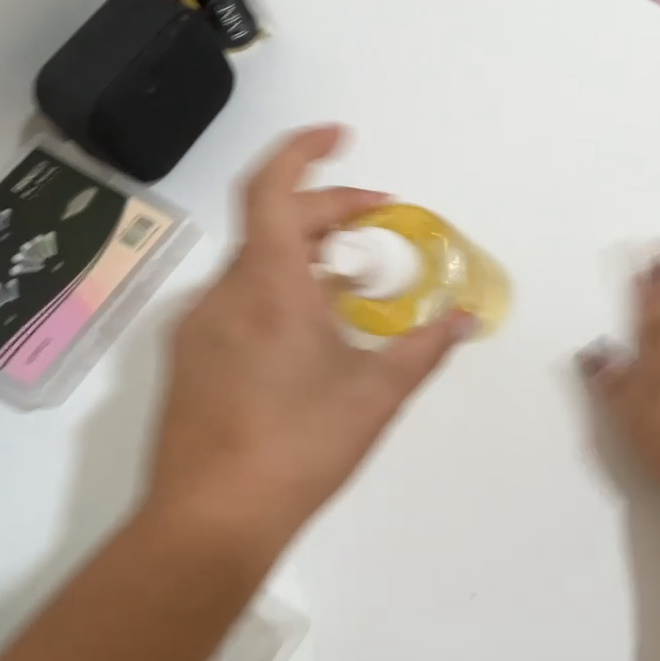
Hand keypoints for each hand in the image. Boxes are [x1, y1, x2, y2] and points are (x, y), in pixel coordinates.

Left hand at [146, 126, 471, 543]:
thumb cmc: (299, 446)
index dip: (305, 150)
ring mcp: (200, 329)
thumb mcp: (378, 394)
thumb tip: (467, 318)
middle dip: (331, 208)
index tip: (343, 136)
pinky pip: (241, 299)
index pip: (273, 189)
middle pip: (274, 223)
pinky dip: (283, 289)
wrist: (207, 524)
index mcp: (268, 287)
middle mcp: (224, 295)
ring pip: (257, 264)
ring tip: (359, 278)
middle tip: (383, 217)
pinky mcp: (192, 362)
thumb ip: (426, 347)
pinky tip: (316, 329)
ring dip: (309, 252)